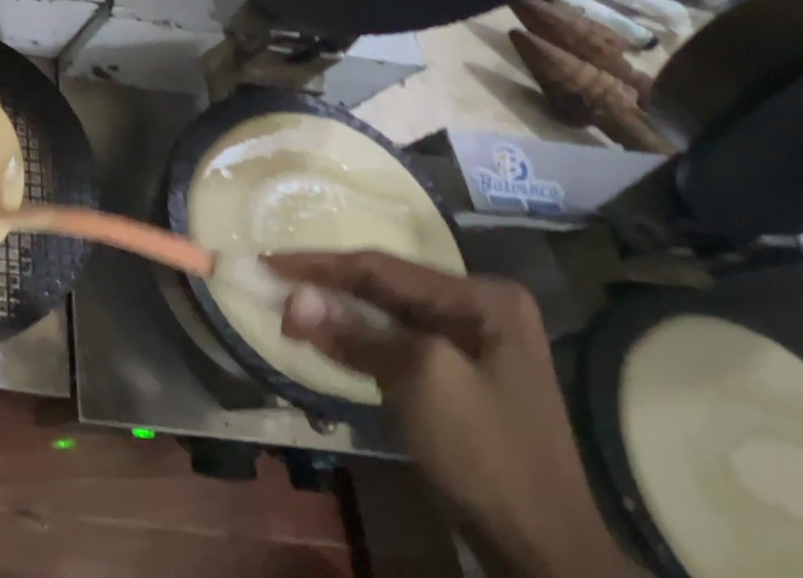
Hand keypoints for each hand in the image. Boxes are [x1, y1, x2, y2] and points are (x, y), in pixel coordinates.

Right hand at [267, 251, 632, 577]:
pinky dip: (352, 340)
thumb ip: (356, 333)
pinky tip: (321, 340)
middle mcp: (478, 309)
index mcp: (483, 298)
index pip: (382, 267)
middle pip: (382, 287)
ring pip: (383, 315)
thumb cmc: (486, 449)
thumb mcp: (421, 378)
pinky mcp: (453, 376)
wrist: (536, 539)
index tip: (265, 263)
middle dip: (324, 288)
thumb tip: (294, 301)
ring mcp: (468, 344)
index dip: (318, 264)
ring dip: (333, 314)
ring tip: (286, 314)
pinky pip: (391, 343)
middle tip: (269, 290)